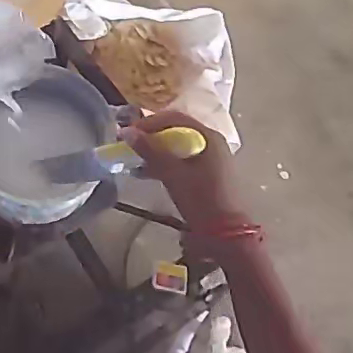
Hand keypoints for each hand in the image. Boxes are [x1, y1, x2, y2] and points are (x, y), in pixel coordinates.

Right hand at [120, 111, 240, 228]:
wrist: (226, 233)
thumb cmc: (201, 198)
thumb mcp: (172, 173)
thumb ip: (150, 151)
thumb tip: (127, 132)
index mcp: (208, 137)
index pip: (175, 118)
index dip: (149, 123)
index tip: (129, 133)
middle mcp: (213, 142)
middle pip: (177, 130)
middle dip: (152, 137)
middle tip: (131, 145)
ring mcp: (213, 158)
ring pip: (179, 146)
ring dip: (157, 151)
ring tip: (136, 160)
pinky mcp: (209, 174)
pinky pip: (184, 160)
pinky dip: (166, 163)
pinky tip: (149, 173)